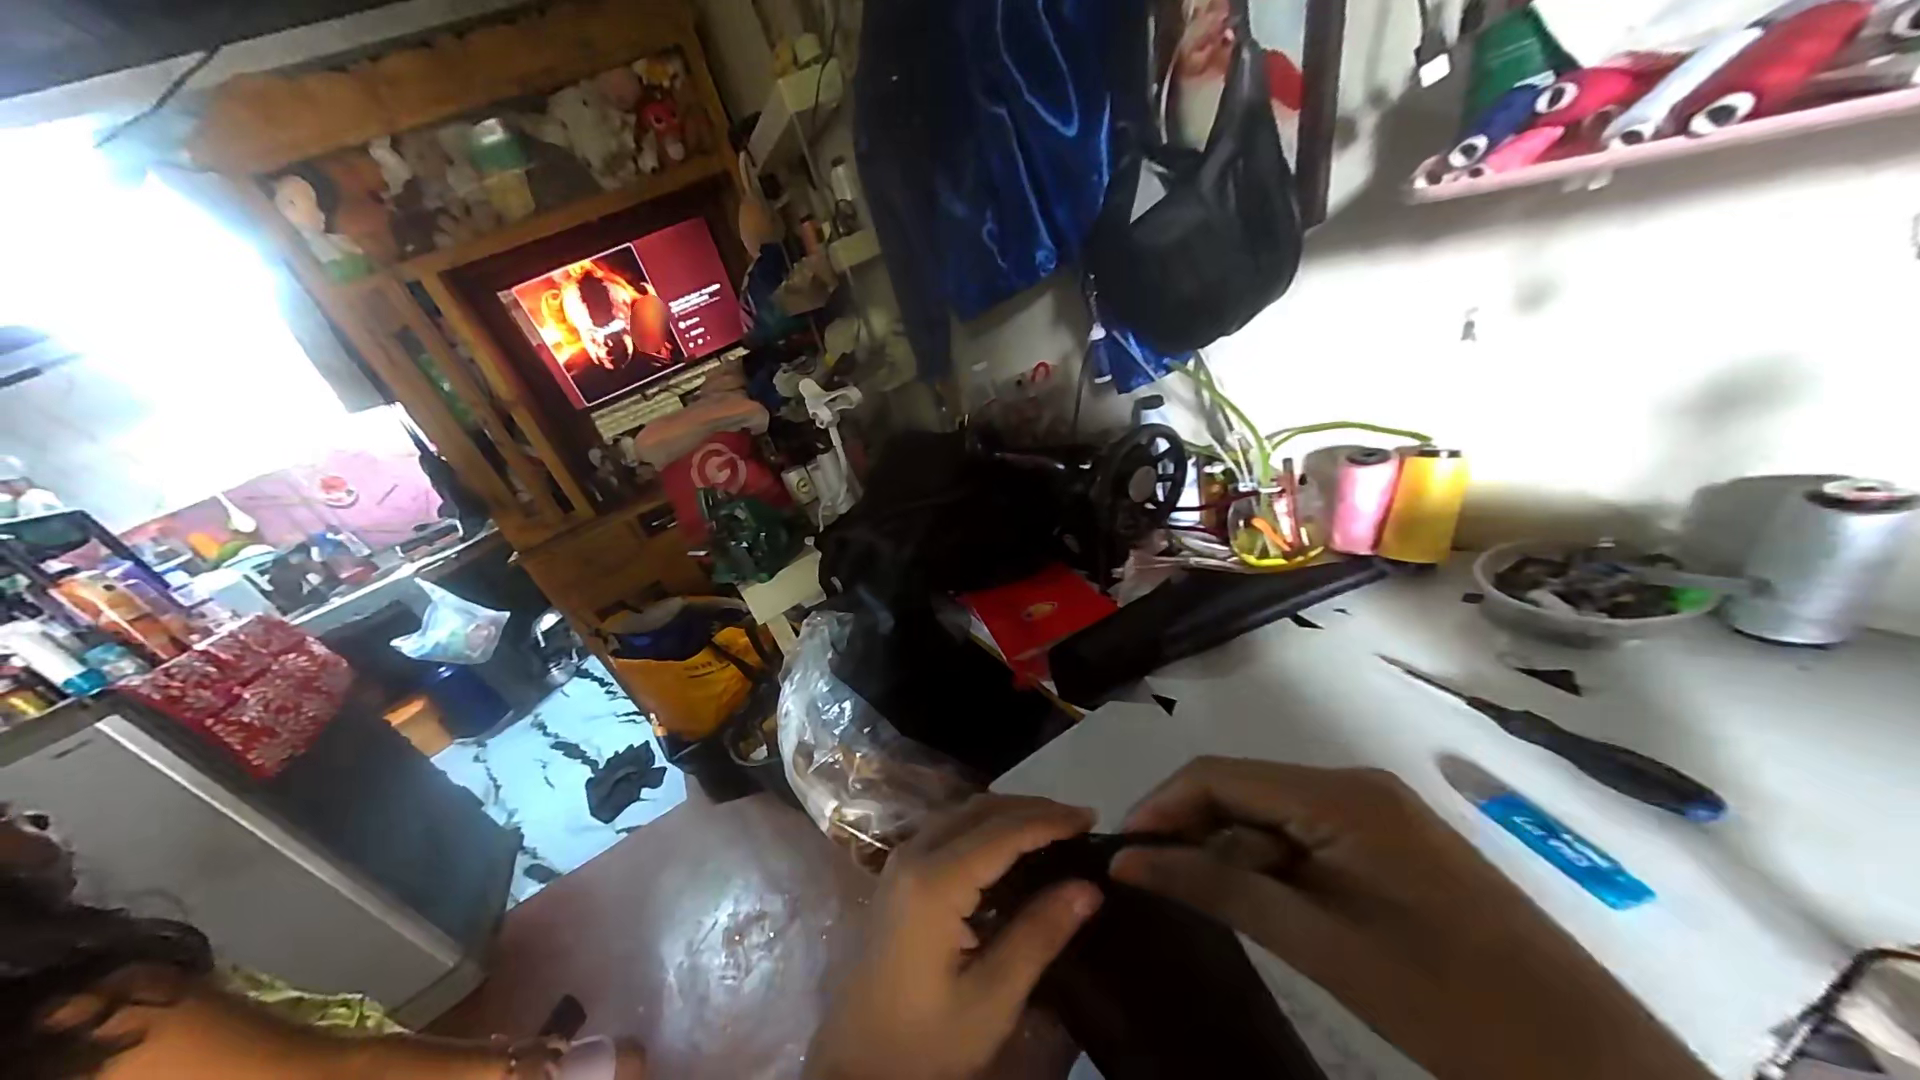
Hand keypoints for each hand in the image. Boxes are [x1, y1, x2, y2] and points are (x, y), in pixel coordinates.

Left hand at [805, 796, 1102, 1079]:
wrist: (855, 1067)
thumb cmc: (925, 1040)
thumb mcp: (991, 999)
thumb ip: (1039, 935)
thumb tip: (1089, 887)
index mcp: (934, 882)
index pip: (1002, 831)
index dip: (1050, 820)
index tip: (1091, 818)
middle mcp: (913, 855)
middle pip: (980, 810)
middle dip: (1032, 808)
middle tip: (1079, 821)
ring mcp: (899, 862)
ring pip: (962, 814)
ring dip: (1008, 812)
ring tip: (1053, 828)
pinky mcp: (897, 875)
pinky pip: (948, 829)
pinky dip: (985, 826)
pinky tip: (1010, 847)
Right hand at [1109, 757, 1708, 1079]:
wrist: (1591, 1062)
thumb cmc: (1450, 1002)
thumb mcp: (1319, 944)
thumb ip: (1218, 888)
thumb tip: (1130, 858)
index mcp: (1341, 795)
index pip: (1220, 775)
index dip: (1163, 806)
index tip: (1125, 853)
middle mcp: (1355, 784)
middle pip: (1244, 790)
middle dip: (1194, 831)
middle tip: (1156, 884)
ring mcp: (1376, 811)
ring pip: (1270, 814)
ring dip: (1232, 853)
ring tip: (1212, 905)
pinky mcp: (1389, 841)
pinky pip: (1305, 835)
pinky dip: (1272, 865)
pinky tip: (1268, 907)